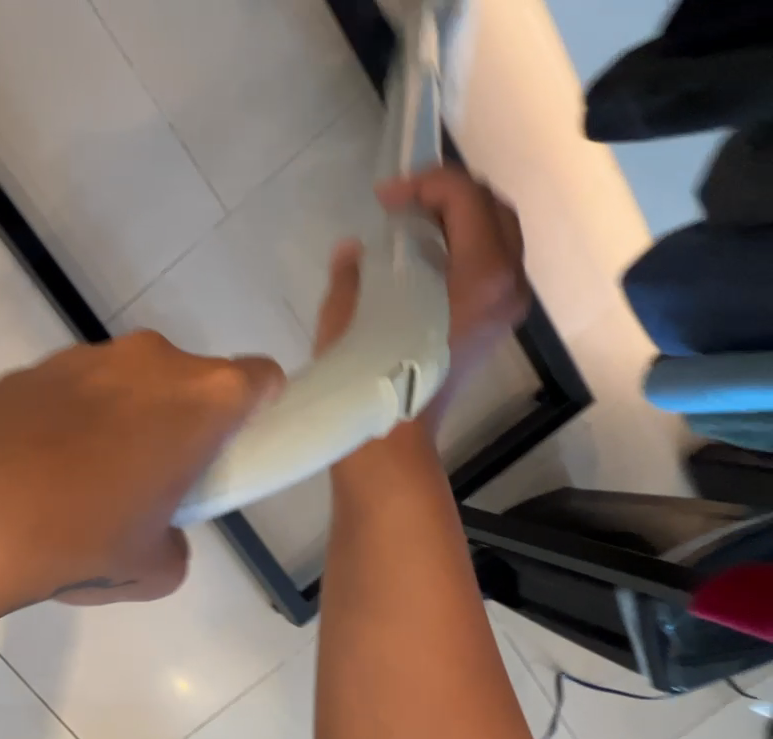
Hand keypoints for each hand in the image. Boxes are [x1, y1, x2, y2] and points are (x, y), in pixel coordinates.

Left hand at [0, 333, 284, 611]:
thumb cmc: (76, 545)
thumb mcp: (152, 570)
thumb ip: (174, 540)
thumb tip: (155, 531)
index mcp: (198, 398)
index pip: (258, 382)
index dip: (247, 417)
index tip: (218, 455)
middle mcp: (140, 360)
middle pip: (177, 381)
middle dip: (168, 420)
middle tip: (138, 480)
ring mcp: (69, 361)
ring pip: (112, 384)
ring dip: (106, 419)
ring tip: (65, 483)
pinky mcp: (12, 376)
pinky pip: (52, 396)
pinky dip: (49, 424)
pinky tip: (19, 473)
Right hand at [315, 166, 532, 425]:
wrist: (390, 437)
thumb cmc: (366, 379)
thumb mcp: (346, 320)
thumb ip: (354, 276)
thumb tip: (355, 250)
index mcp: (480, 274)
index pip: (468, 200)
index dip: (427, 185)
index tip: (385, 194)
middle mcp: (509, 281)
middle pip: (495, 210)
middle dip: (450, 196)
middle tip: (403, 202)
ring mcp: (508, 303)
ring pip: (499, 235)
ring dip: (459, 221)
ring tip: (413, 226)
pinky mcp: (496, 322)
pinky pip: (493, 264)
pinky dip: (463, 248)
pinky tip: (424, 260)